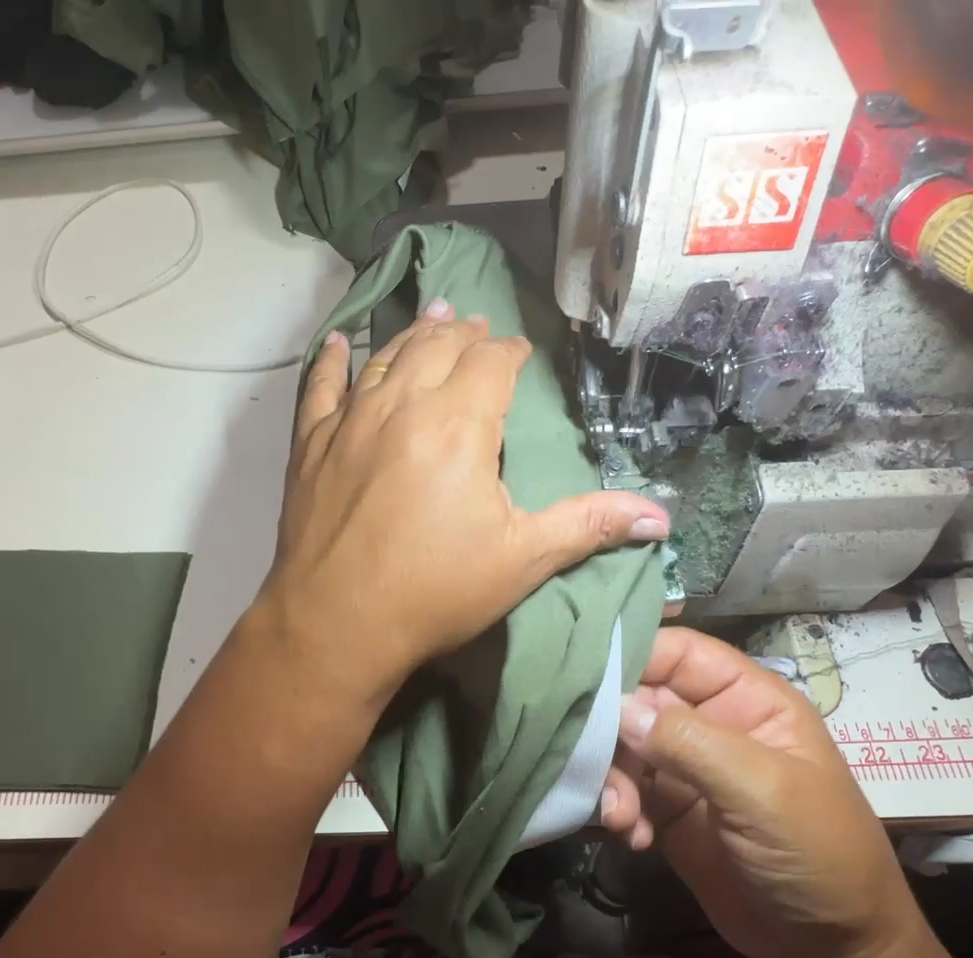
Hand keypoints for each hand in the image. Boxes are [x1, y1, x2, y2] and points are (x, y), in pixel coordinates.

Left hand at [256, 302, 669, 703]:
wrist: (336, 623)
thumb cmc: (435, 592)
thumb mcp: (522, 560)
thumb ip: (588, 525)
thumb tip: (662, 516)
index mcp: (458, 424)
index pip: (491, 364)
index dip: (510, 352)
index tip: (520, 353)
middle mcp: (402, 406)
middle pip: (437, 347)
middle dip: (464, 334)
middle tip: (477, 328)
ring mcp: (349, 421)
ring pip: (385, 358)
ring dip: (413, 335)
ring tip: (433, 318)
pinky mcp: (310, 444)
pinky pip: (320, 386)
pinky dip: (332, 360)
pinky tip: (340, 342)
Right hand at [599, 627, 927, 957]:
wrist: (830, 954)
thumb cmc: (818, 855)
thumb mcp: (762, 791)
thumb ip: (689, 742)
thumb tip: (619, 706)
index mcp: (747, 698)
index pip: (678, 651)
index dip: (631, 653)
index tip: (584, 676)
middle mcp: (711, 723)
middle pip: (638, 697)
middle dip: (611, 727)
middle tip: (592, 759)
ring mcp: (685, 768)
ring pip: (623, 744)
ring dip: (610, 776)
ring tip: (621, 815)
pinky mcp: (666, 810)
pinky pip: (623, 789)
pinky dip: (617, 808)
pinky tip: (632, 836)